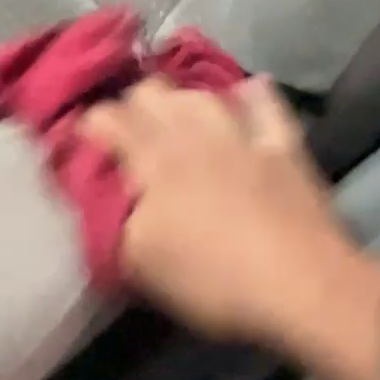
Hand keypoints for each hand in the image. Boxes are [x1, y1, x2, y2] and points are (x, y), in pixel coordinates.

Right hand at [83, 78, 379, 354]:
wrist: (303, 288)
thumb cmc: (210, 278)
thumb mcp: (138, 261)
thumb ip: (110, 221)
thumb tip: (95, 198)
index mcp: (152, 160)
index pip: (106, 120)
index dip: (85, 127)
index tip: (76, 144)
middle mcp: (193, 134)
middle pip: (152, 93)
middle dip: (129, 106)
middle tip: (122, 136)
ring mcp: (243, 136)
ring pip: (203, 94)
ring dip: (181, 100)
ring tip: (172, 119)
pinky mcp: (284, 148)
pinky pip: (267, 106)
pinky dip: (252, 96)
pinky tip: (246, 91)